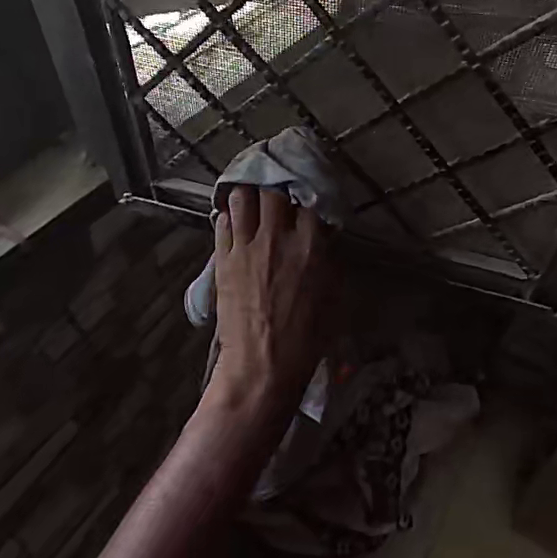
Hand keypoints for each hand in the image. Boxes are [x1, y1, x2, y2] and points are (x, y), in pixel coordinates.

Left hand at [209, 186, 334, 412]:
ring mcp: (246, 245)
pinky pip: (222, 222)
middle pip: (272, 191)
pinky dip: (229, 217)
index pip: (308, 201)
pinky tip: (235, 224)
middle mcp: (276, 237)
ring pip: (241, 197)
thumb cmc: (306, 338)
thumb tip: (323, 236)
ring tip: (252, 203)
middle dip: (275, 191)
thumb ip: (329, 259)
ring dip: (248, 196)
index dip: (306, 199)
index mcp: (310, 246)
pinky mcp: (222, 258)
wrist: (262, 366)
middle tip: (276, 199)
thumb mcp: (334, 296)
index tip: (305, 203)